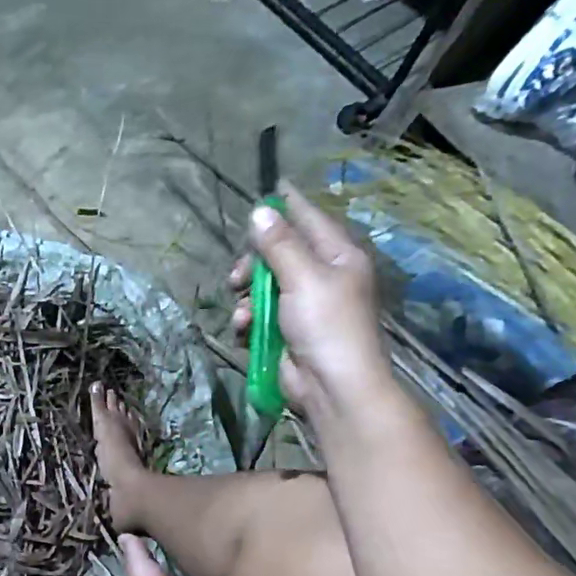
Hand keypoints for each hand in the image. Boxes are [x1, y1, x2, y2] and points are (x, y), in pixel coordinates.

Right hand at [231, 184, 391, 415]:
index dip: (288, 206)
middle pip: (279, 255)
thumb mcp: (303, 277)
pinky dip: (248, 321)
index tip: (268, 190)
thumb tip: (259, 211)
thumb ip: (279, 245)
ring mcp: (302, 306)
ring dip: (246, 298)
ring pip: (262, 287)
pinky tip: (244, 329)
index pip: (310, 219)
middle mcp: (321, 277)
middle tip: (237, 276)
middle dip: (253, 263)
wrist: (331, 385)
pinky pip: (258, 316)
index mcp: (338, 256)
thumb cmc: (327, 324)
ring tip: (242, 313)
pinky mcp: (285, 332)